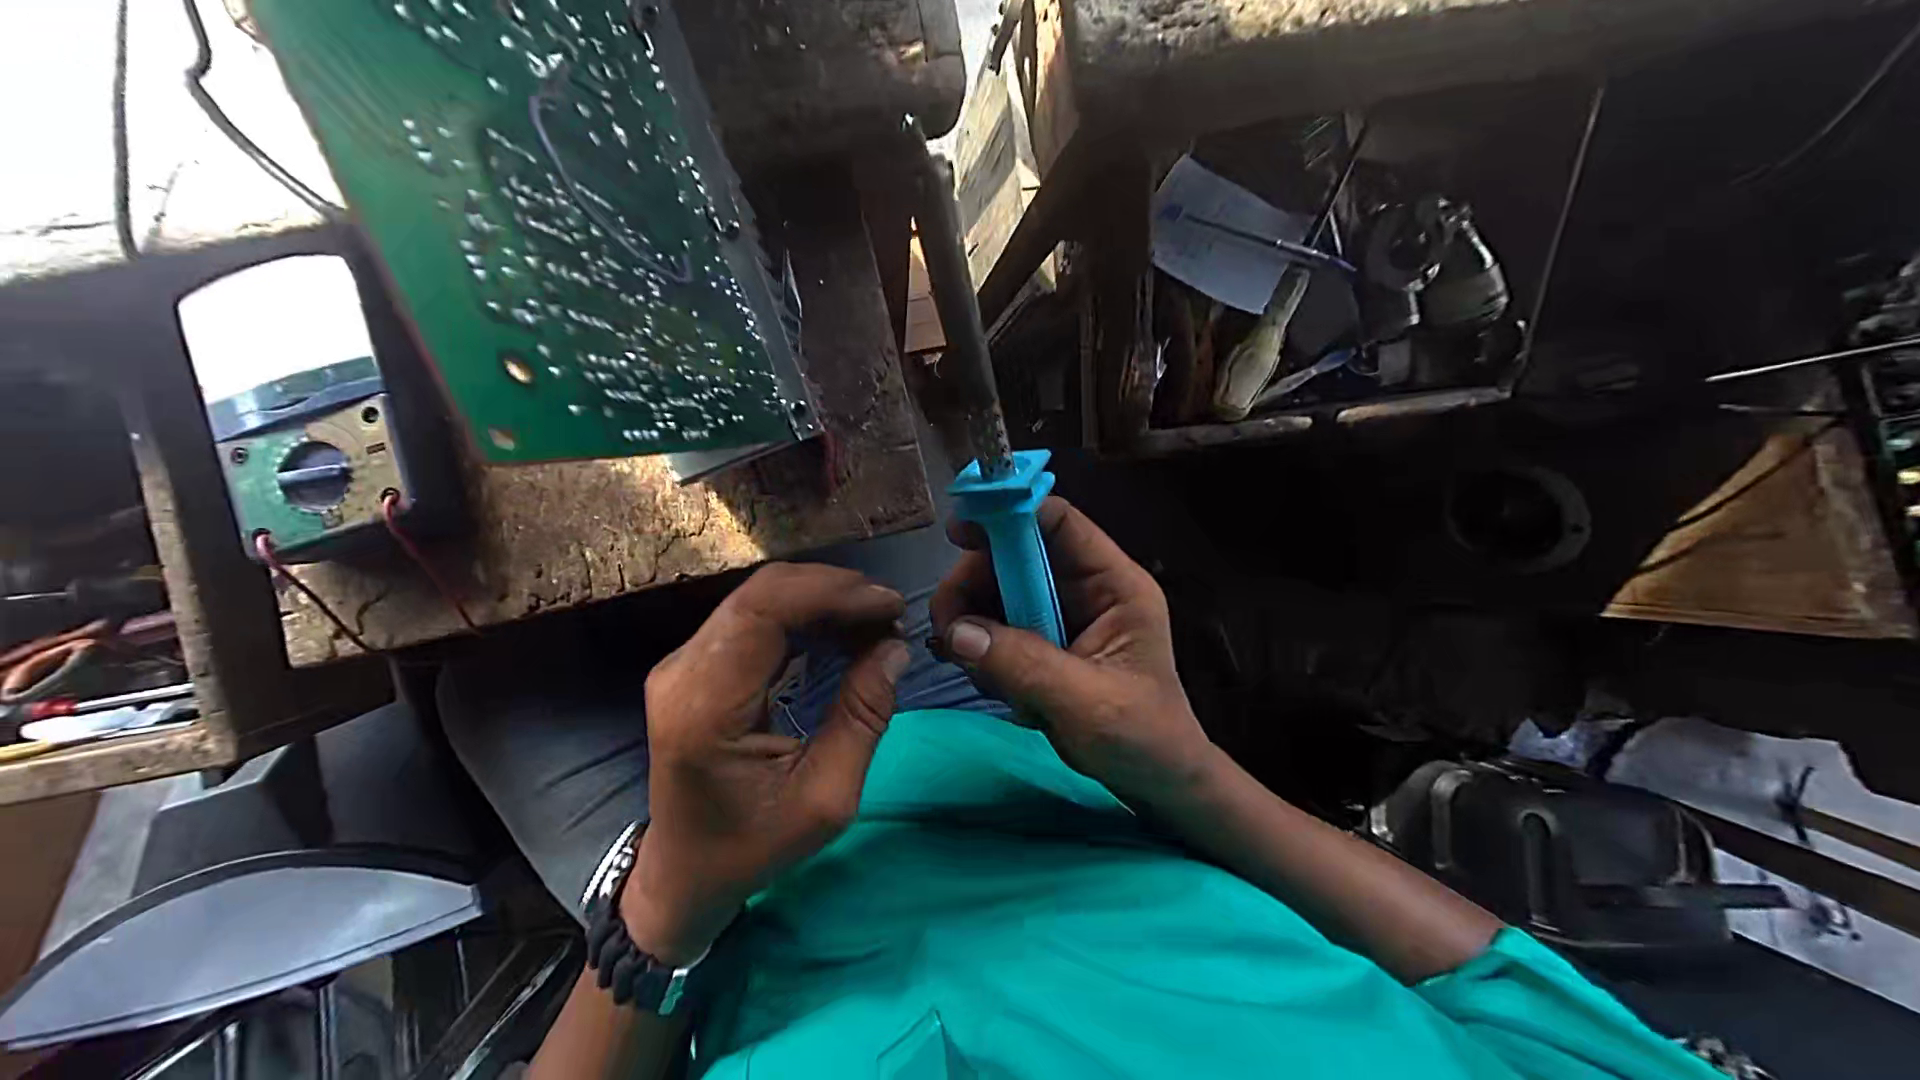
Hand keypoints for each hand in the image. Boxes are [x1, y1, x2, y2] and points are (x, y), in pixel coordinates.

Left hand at [622, 563, 911, 964]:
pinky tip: (842, 633)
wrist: (683, 871)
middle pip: (763, 593)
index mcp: (706, 707)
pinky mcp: (695, 663)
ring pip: (761, 598)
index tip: (889, 606)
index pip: (764, 609)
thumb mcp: (826, 799)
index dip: (832, 593)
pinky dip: (805, 615)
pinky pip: (755, 617)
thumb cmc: (751, 846)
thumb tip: (895, 647)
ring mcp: (683, 662)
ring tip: (875, 625)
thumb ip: (863, 718)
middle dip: (836, 592)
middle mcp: (684, 670)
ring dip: (824, 601)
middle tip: (891, 616)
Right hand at [931, 497, 1213, 806]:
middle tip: (947, 625)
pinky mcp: (1040, 643)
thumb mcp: (1086, 703)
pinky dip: (977, 646)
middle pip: (1014, 557)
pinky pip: (994, 626)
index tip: (960, 532)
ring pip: (996, 591)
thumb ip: (1023, 664)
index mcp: (1114, 585)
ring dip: (970, 621)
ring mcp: (1059, 616)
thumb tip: (956, 632)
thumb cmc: (1142, 739)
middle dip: (974, 583)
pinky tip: (982, 678)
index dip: (1010, 516)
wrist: (1155, 783)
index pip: (1059, 524)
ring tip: (967, 663)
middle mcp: (1084, 590)